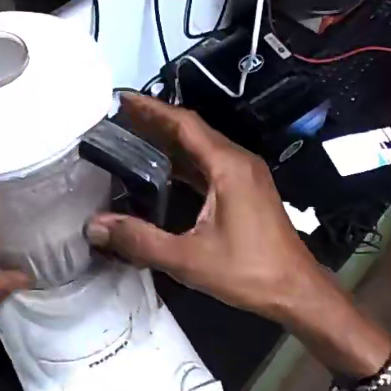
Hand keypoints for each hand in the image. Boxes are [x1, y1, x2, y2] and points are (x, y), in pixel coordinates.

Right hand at [85, 93, 333, 325]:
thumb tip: (95, 227)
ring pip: (202, 148)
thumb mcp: (188, 259)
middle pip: (193, 131)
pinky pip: (211, 165)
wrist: (295, 289)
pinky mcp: (248, 191)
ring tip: (133, 139)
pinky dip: (185, 163)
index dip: (151, 109)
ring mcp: (246, 175)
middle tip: (117, 118)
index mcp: (228, 166)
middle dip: (156, 122)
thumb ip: (140, 240)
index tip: (121, 100)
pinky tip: (162, 172)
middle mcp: (239, 162)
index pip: (185, 124)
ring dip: (170, 142)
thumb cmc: (248, 271)